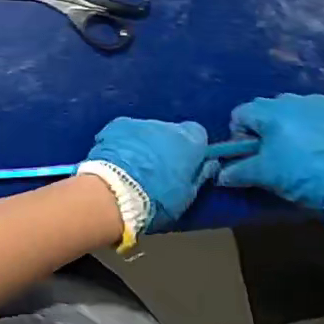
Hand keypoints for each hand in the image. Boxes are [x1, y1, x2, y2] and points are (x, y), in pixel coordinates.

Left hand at [83, 118, 215, 230]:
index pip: (198, 134)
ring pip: (148, 131)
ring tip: (134, 168)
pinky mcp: (117, 124)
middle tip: (158, 170)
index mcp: (190, 141)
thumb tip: (209, 164)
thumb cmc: (157, 200)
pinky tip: (117, 160)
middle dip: (167, 146)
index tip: (186, 164)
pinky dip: (124, 143)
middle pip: (172, 131)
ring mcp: (141, 123)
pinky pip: (125, 132)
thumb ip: (199, 175)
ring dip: (145, 144)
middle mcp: (168, 126)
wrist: (114, 194)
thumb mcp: (187, 196)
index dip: (192, 148)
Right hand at [218, 94, 323, 230]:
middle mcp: (291, 100)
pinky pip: (311, 114)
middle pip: (264, 110)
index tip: (248, 156)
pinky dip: (307, 126)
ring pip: (289, 111)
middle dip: (262, 130)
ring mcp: (316, 103)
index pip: (240, 114)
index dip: (239, 136)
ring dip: (285, 127)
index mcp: (271, 111)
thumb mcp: (266, 175)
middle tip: (269, 156)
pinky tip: (314, 147)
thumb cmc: (302, 175)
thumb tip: (221, 174)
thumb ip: (239, 171)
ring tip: (293, 152)